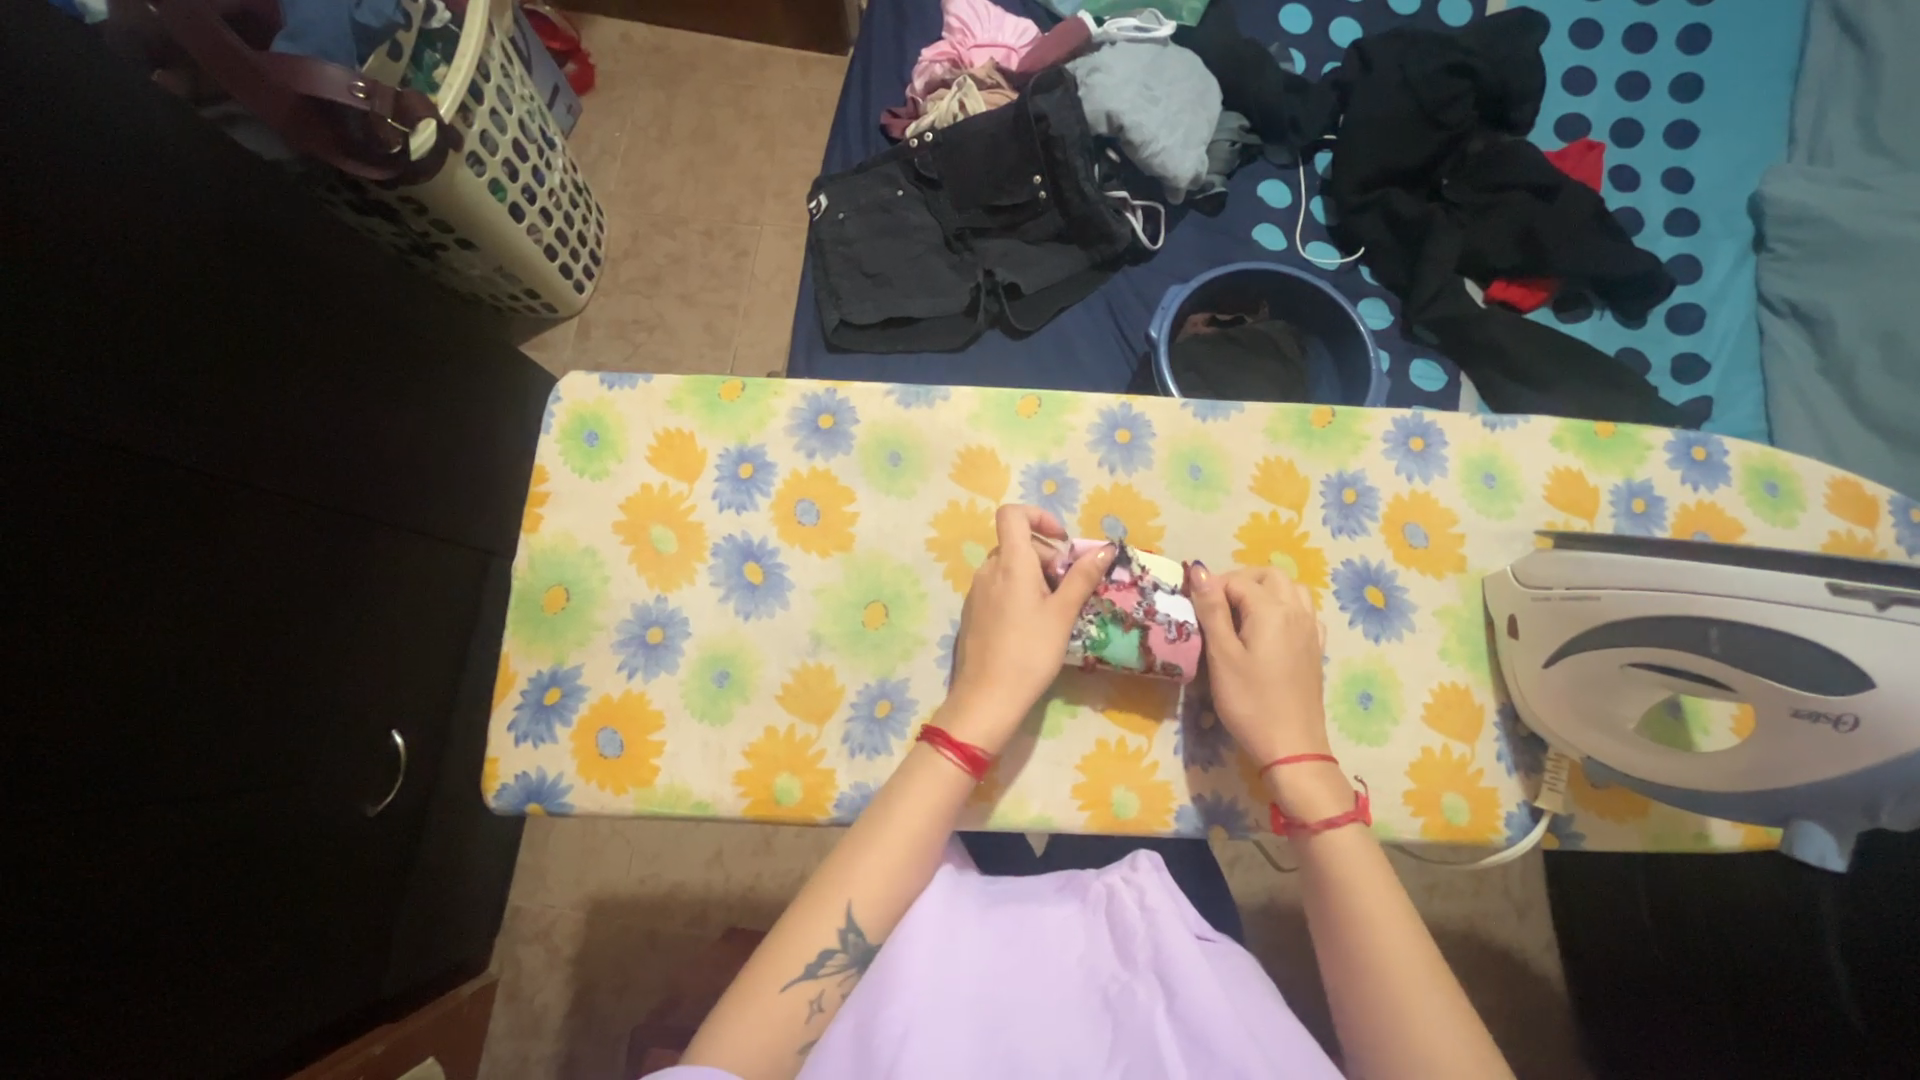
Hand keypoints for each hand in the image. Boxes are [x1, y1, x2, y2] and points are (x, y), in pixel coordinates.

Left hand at [940, 505, 1111, 754]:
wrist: (987, 697)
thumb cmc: (1030, 652)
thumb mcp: (1063, 614)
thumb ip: (1082, 577)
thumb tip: (1105, 548)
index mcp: (1010, 562)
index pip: (1012, 514)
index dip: (1039, 517)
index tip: (1062, 542)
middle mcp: (988, 569)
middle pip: (1017, 543)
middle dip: (1046, 557)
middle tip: (1067, 589)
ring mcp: (976, 591)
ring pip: (1008, 567)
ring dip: (1034, 576)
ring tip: (1053, 610)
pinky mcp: (972, 612)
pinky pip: (998, 587)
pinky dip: (1018, 592)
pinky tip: (1031, 626)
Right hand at [1186, 565, 1330, 765]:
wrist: (1291, 746)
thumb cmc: (1249, 701)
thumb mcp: (1221, 655)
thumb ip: (1212, 610)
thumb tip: (1199, 569)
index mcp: (1271, 609)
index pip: (1237, 580)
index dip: (1211, 588)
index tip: (1194, 609)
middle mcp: (1297, 611)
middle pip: (1269, 575)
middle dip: (1240, 581)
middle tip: (1215, 605)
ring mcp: (1311, 630)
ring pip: (1291, 589)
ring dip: (1265, 590)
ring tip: (1241, 613)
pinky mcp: (1316, 648)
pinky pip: (1303, 611)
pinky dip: (1285, 607)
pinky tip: (1270, 629)